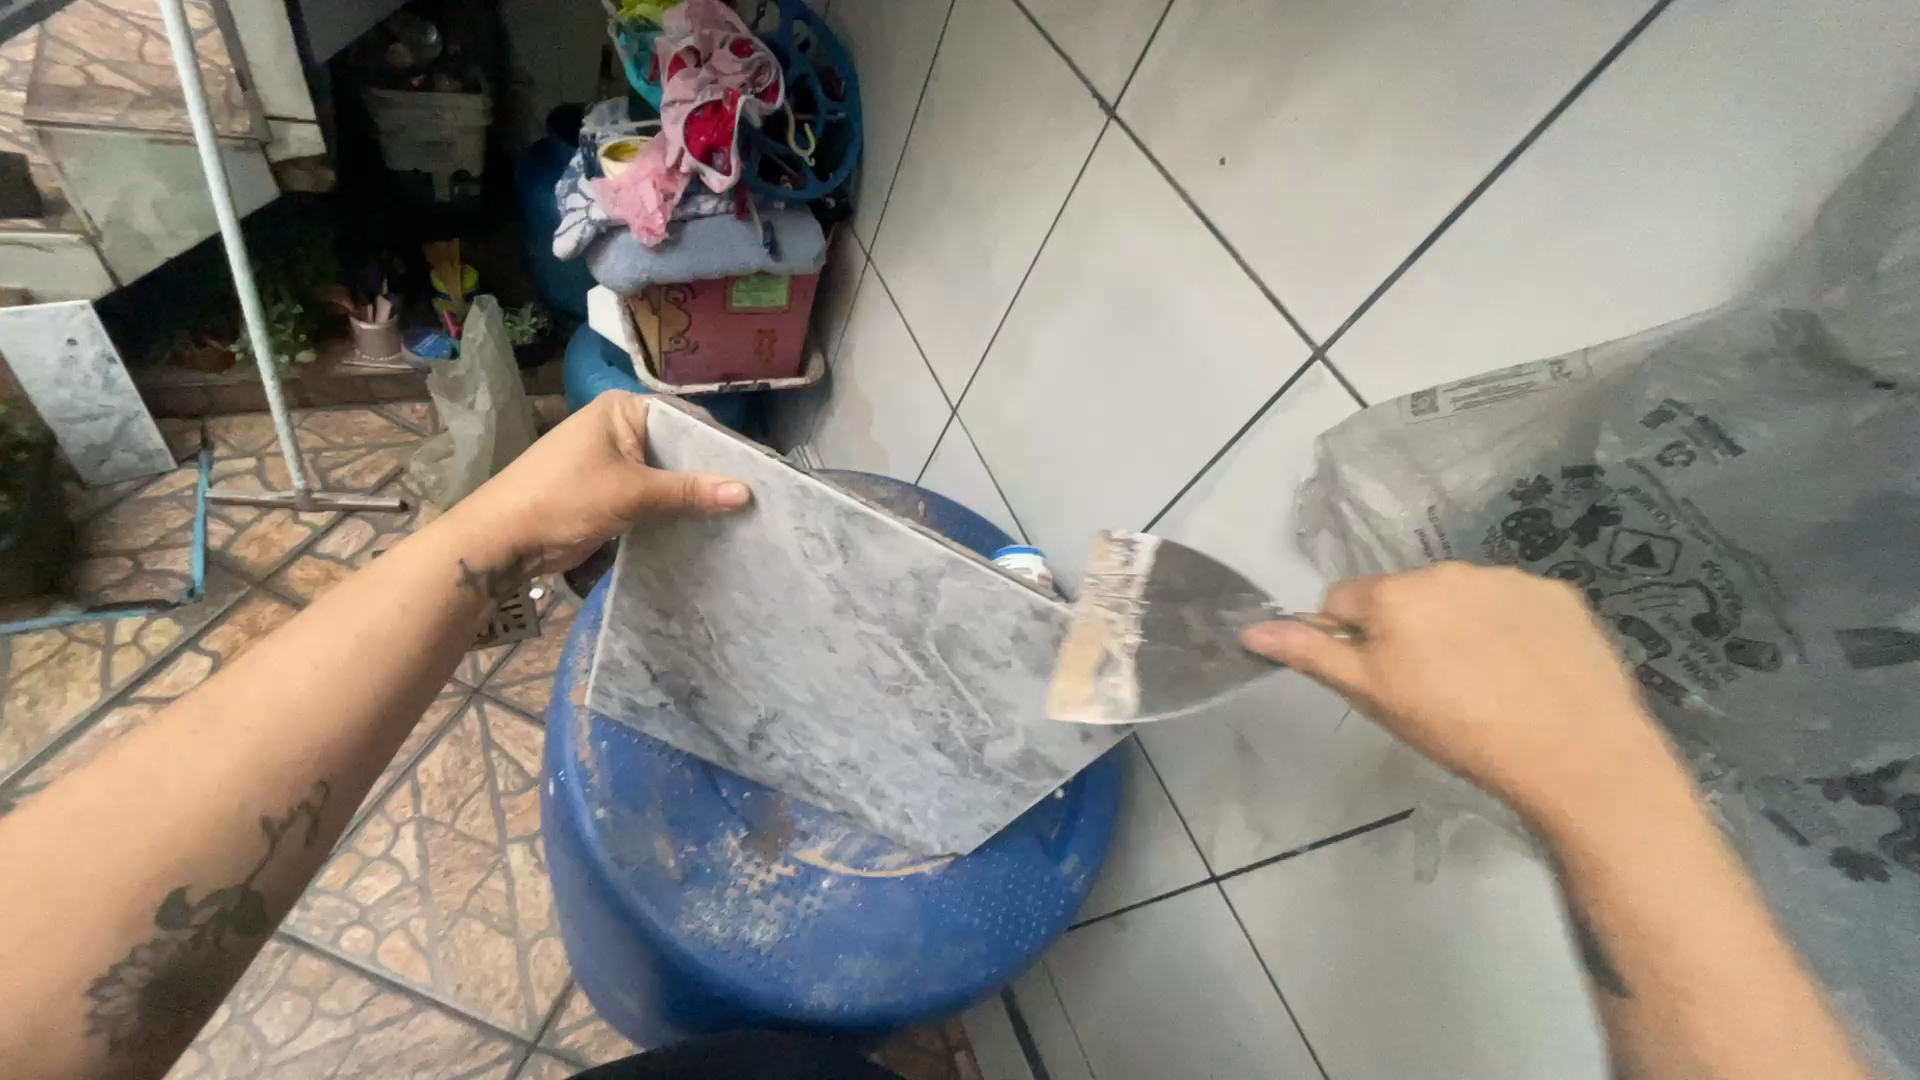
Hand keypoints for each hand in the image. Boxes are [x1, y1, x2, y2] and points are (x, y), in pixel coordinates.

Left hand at [457, 391, 749, 574]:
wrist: (503, 539)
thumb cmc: (563, 499)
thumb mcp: (632, 493)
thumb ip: (690, 491)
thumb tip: (745, 493)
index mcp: (623, 410)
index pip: (689, 420)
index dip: (723, 446)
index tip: (759, 471)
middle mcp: (623, 428)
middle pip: (682, 446)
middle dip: (713, 472)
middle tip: (757, 495)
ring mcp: (618, 460)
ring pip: (671, 473)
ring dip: (697, 493)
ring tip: (742, 511)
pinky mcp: (616, 490)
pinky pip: (658, 493)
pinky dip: (679, 507)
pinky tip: (709, 522)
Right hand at [1242, 563, 1679, 821]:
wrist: (1576, 756)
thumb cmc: (1454, 726)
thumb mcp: (1369, 694)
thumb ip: (1310, 653)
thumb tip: (1250, 628)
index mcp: (1394, 592)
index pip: (1341, 600)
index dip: (1350, 639)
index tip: (1379, 677)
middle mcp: (1445, 569)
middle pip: (1399, 595)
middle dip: (1402, 629)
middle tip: (1427, 684)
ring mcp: (1506, 578)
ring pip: (1454, 597)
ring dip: (1452, 624)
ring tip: (1480, 679)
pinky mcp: (1558, 594)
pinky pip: (1509, 602)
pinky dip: (1505, 626)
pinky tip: (1522, 668)